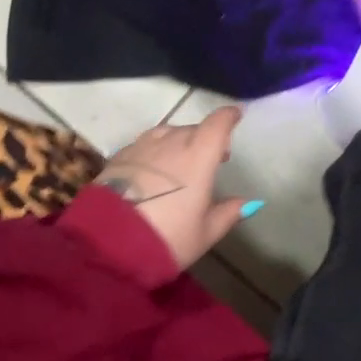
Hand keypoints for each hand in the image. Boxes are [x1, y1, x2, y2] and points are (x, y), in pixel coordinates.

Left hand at [94, 107, 257, 268]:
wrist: (111, 243)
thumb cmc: (167, 238)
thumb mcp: (204, 232)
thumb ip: (228, 213)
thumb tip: (249, 203)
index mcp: (197, 157)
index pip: (217, 125)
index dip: (227, 117)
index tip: (235, 116)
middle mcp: (169, 143)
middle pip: (192, 129)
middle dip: (205, 137)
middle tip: (212, 156)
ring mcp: (141, 148)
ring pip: (165, 133)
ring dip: (178, 140)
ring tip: (181, 160)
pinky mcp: (119, 158)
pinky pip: (144, 144)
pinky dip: (155, 150)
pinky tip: (153, 168)